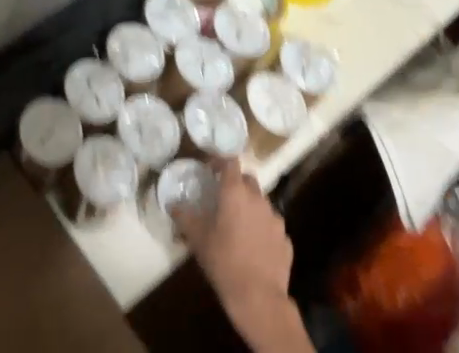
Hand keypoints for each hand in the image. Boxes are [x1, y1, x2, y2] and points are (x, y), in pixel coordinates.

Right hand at [175, 160, 295, 332]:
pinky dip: (262, 228)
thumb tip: (172, 204)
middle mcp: (258, 200)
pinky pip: (271, 225)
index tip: (210, 170)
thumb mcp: (197, 238)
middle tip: (222, 198)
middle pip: (248, 180)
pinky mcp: (285, 239)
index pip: (231, 162)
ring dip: (249, 207)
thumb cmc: (223, 260)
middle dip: (236, 184)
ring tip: (237, 225)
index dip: (220, 162)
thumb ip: (184, 216)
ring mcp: (276, 220)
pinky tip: (253, 246)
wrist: (258, 296)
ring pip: (261, 203)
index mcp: (235, 193)